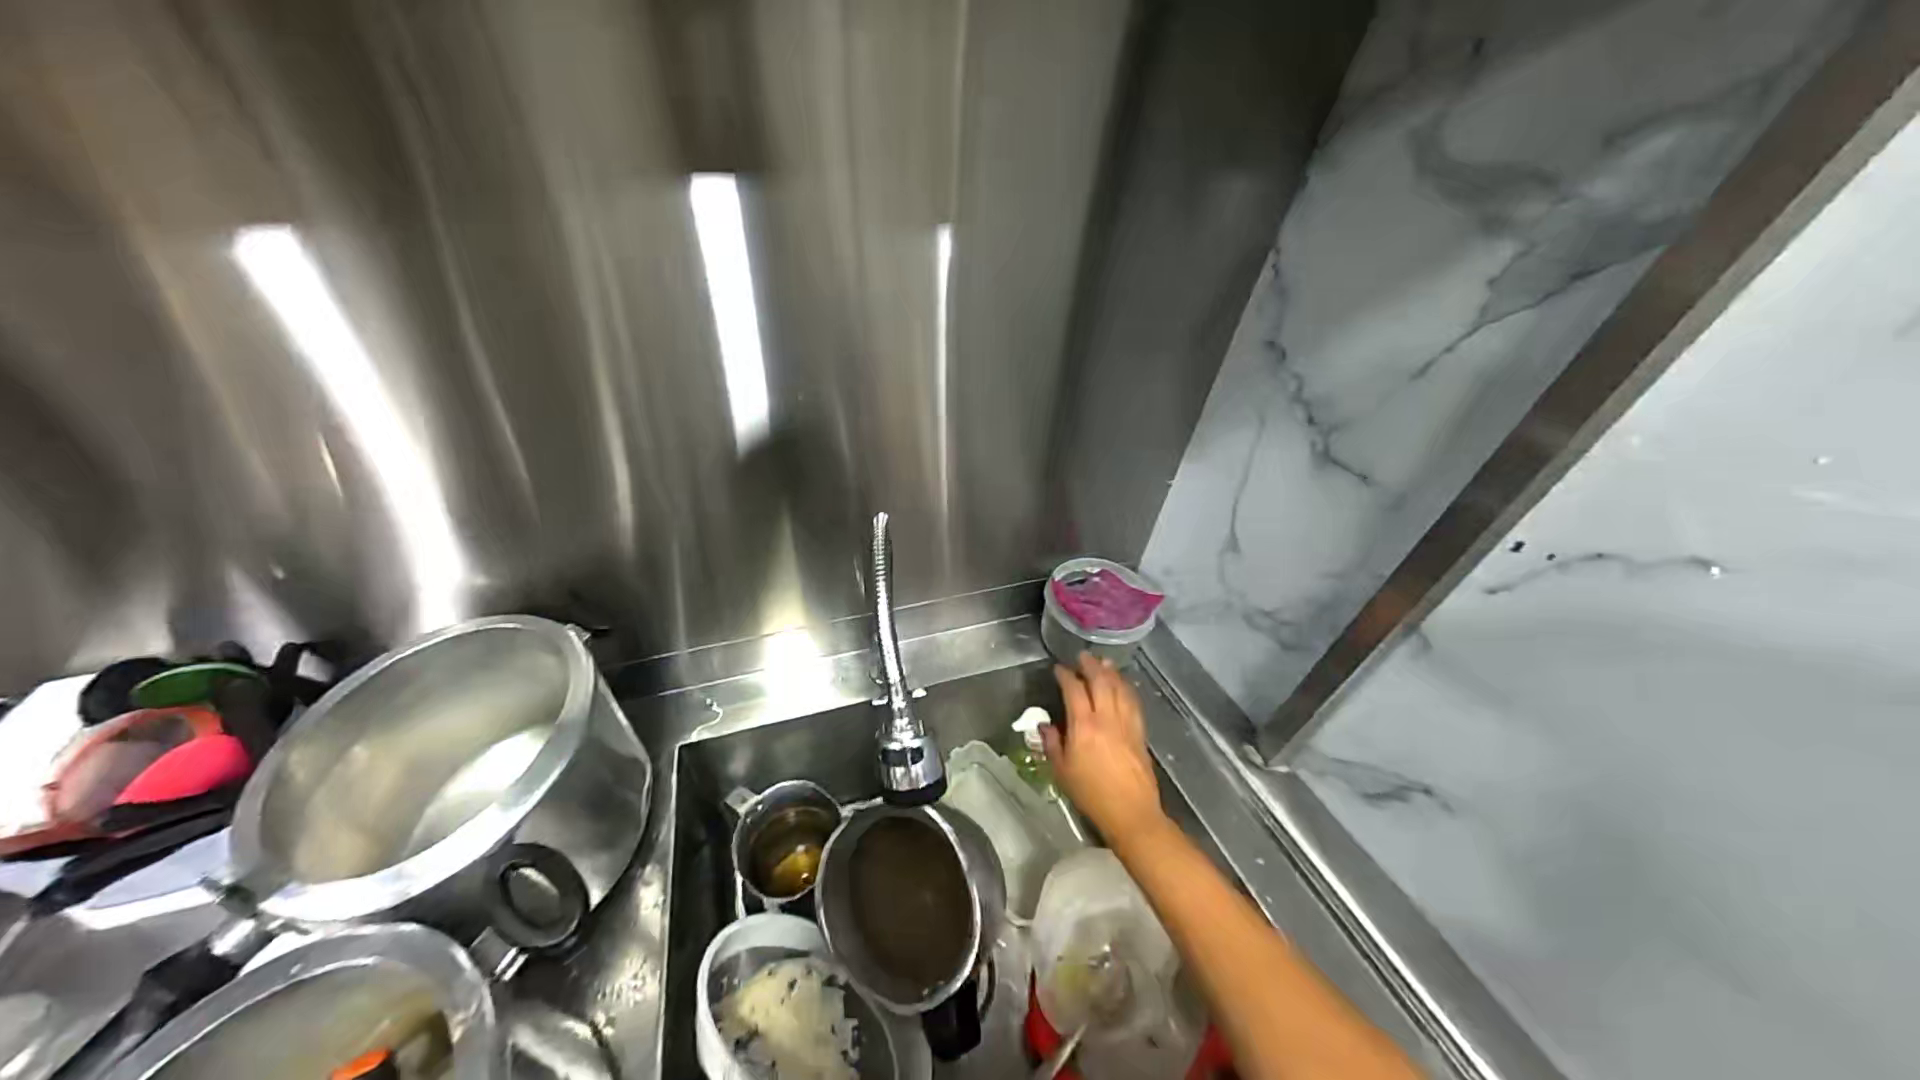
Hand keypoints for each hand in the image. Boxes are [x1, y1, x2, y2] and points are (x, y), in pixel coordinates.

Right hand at [1044, 653, 1167, 841]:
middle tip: (1083, 657)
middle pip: (1101, 682)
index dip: (1066, 676)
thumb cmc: (1091, 794)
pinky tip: (1123, 686)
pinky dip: (1126, 689)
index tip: (1059, 669)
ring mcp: (1126, 724)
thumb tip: (1045, 726)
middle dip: (1091, 666)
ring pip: (1119, 689)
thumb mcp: (1062, 771)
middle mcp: (1106, 719)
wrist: (1131, 813)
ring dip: (1111, 673)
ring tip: (1104, 663)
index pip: (1074, 691)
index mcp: (1084, 726)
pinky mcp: (1140, 732)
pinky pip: (1133, 702)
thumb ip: (1053, 744)